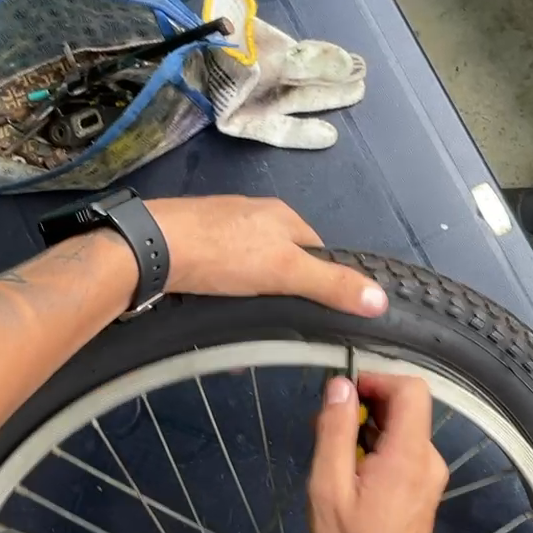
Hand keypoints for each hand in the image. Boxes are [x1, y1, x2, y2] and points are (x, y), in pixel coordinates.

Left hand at [144, 196, 387, 315]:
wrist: (151, 247)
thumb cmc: (224, 256)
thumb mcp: (284, 272)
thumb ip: (330, 285)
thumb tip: (380, 299)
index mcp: (281, 214)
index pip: (317, 248)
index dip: (321, 280)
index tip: (315, 311)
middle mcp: (253, 212)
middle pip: (284, 255)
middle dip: (284, 289)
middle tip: (277, 320)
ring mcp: (220, 224)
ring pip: (250, 263)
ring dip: (252, 291)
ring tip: (243, 317)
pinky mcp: (193, 239)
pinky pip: (221, 268)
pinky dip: (224, 287)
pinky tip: (214, 302)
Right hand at [307, 372, 446, 532]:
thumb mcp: (328, 488)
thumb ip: (335, 432)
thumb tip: (340, 386)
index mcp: (409, 456)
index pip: (411, 389)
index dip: (378, 381)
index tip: (343, 395)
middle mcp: (429, 459)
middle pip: (406, 407)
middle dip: (366, 406)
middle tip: (325, 429)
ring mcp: (430, 475)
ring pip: (402, 428)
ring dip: (367, 429)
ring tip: (332, 456)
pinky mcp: (424, 488)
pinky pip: (403, 450)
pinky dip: (376, 449)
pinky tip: (350, 474)